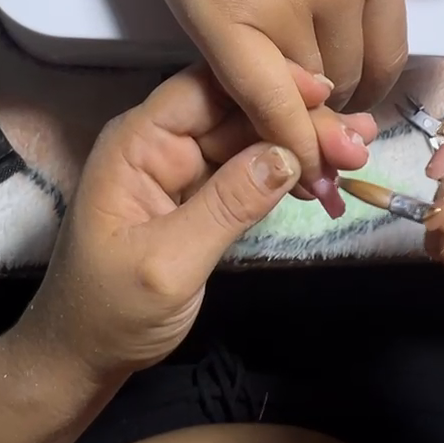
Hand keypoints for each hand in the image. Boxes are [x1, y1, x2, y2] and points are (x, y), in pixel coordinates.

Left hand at [17, 64, 378, 377]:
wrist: (85, 358)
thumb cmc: (110, 312)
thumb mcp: (167, 264)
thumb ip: (225, 205)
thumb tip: (287, 154)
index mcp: (138, 142)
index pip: (206, 90)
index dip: (265, 84)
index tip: (324, 93)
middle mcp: (162, 143)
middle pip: (238, 112)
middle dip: (298, 122)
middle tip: (358, 141)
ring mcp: (184, 167)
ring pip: (252, 139)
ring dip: (303, 147)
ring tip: (358, 153)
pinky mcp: (204, 193)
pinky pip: (252, 171)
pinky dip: (290, 175)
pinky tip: (328, 180)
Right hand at [114, 0, 443, 212]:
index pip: (389, 50)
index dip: (375, 83)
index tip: (355, 96)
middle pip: (350, 77)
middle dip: (337, 98)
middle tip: (313, 104)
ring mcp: (282, 10)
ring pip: (309, 93)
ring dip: (304, 112)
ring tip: (287, 115)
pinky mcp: (223, 26)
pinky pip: (267, 103)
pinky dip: (286, 141)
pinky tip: (294, 166)